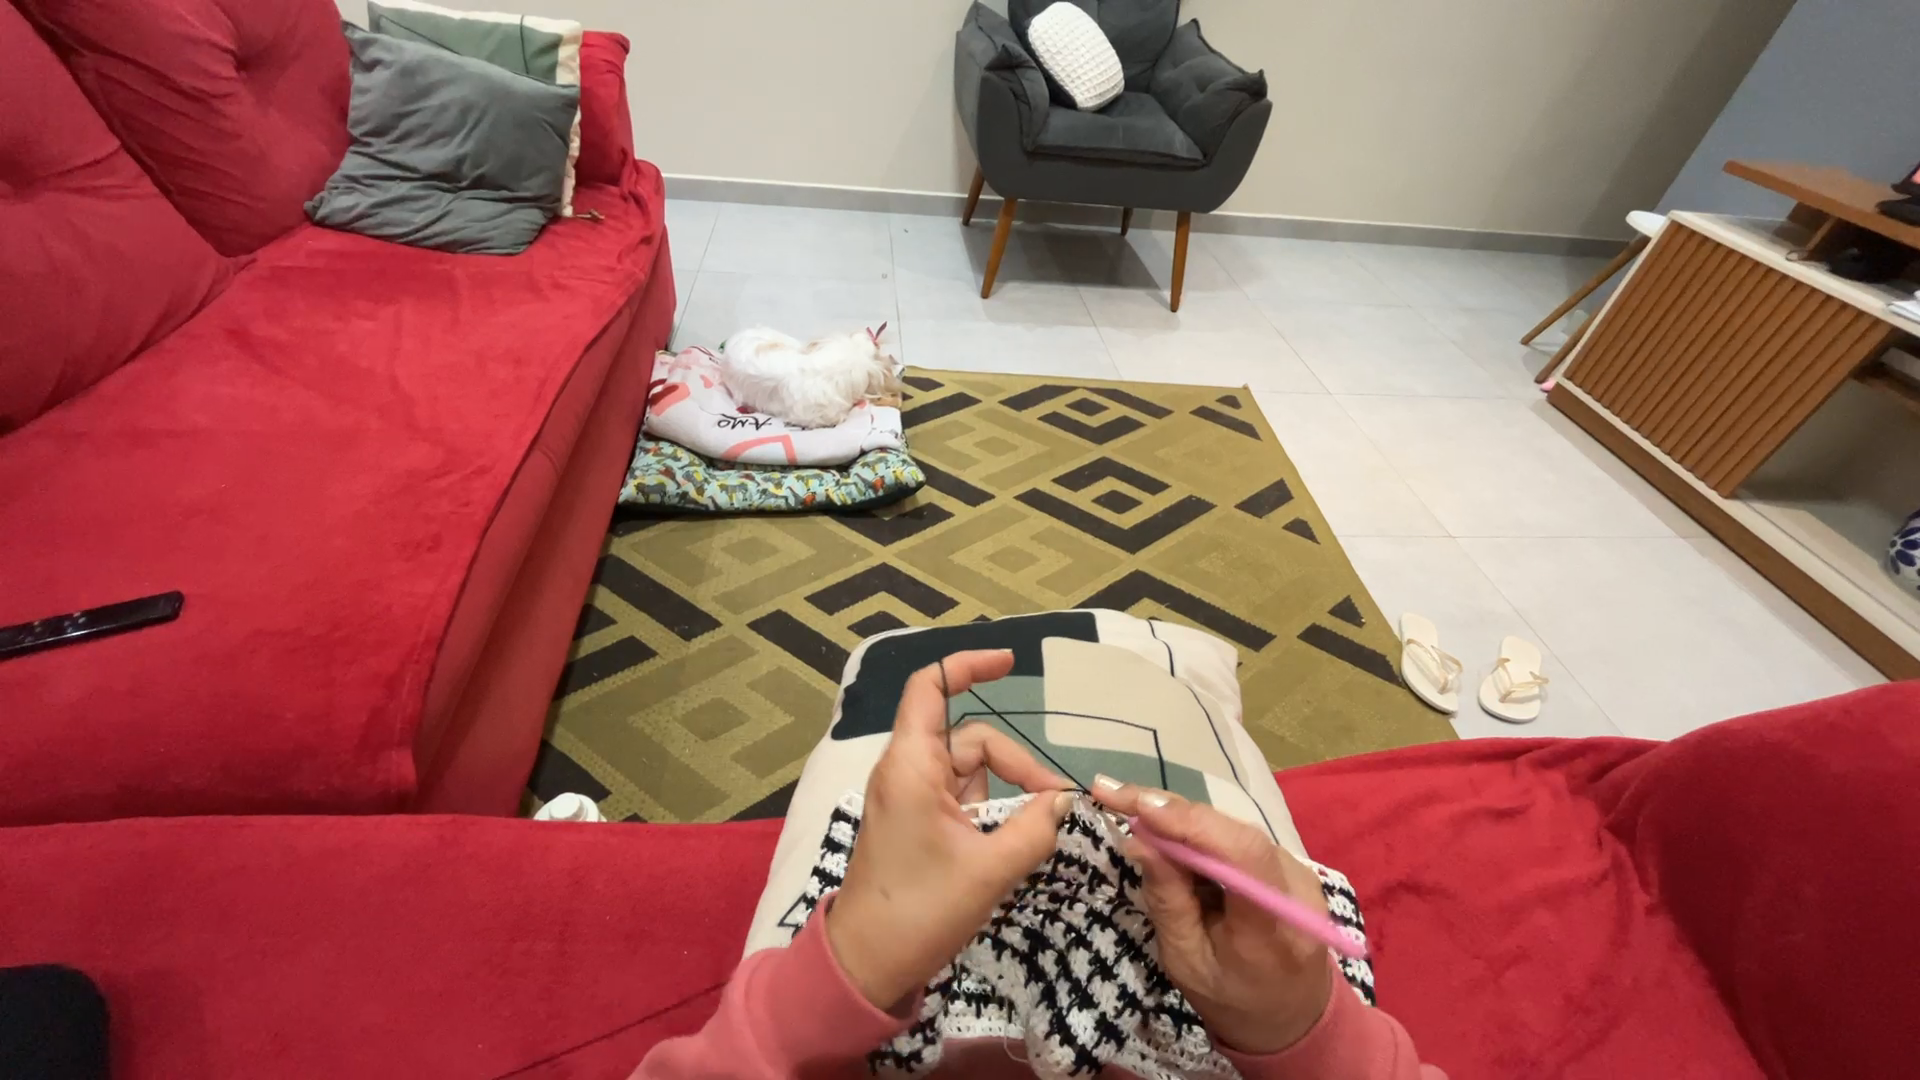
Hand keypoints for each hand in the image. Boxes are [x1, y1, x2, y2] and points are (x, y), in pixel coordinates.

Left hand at [826, 649, 1073, 1011]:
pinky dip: (990, 807)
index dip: (968, 665)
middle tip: (1051, 805)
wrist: (867, 963)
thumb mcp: (989, 870)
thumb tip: (1061, 802)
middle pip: (970, 737)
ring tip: (1033, 828)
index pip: (931, 687)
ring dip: (1005, 789)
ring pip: (970, 768)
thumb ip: (1033, 829)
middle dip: (1014, 764)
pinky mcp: (916, 817)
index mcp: (911, 764)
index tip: (1010, 663)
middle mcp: (908, 768)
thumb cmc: (920, 910)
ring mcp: (911, 793)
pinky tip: (1011, 838)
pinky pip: (961, 793)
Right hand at [1090, 778, 1333, 1055]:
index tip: (1137, 805)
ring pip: (1229, 825)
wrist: (1292, 1016)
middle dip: (1168, 810)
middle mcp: (1295, 888)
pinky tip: (1164, 826)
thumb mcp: (1186, 960)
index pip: (1240, 854)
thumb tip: (1137, 839)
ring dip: (1178, 815)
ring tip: (1129, 804)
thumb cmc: (1231, 998)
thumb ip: (1166, 900)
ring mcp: (1299, 870)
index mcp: (1272, 927)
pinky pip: (1234, 832)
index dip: (1188, 821)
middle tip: (1112, 792)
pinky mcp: (1290, 861)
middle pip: (1230, 830)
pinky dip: (1195, 826)